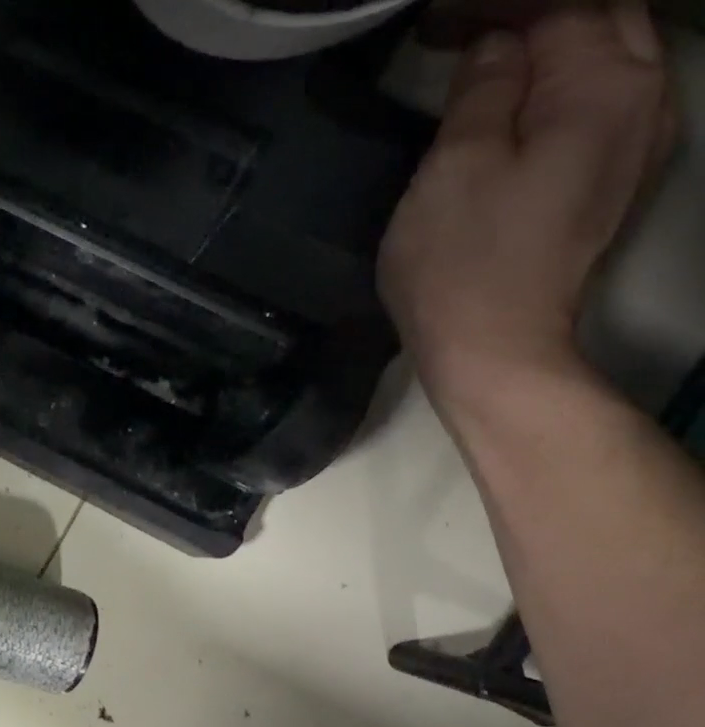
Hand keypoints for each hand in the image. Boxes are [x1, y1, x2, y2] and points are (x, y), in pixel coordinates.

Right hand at [379, 0, 675, 396]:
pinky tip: (520, 90)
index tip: (435, 21)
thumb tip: (495, 46)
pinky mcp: (616, 170)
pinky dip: (563, 75)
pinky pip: (605, 91)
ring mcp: (639, 136)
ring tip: (482, 51)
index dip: (495, 6)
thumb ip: (482, 93)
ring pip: (611, 51)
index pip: (562, 9)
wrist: (494, 339)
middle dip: (532, 14)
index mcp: (605, 88)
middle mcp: (645, 98)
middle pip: (604, 19)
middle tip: (458, 29)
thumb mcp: (454, 166)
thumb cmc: (461, 257)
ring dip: (550, 40)